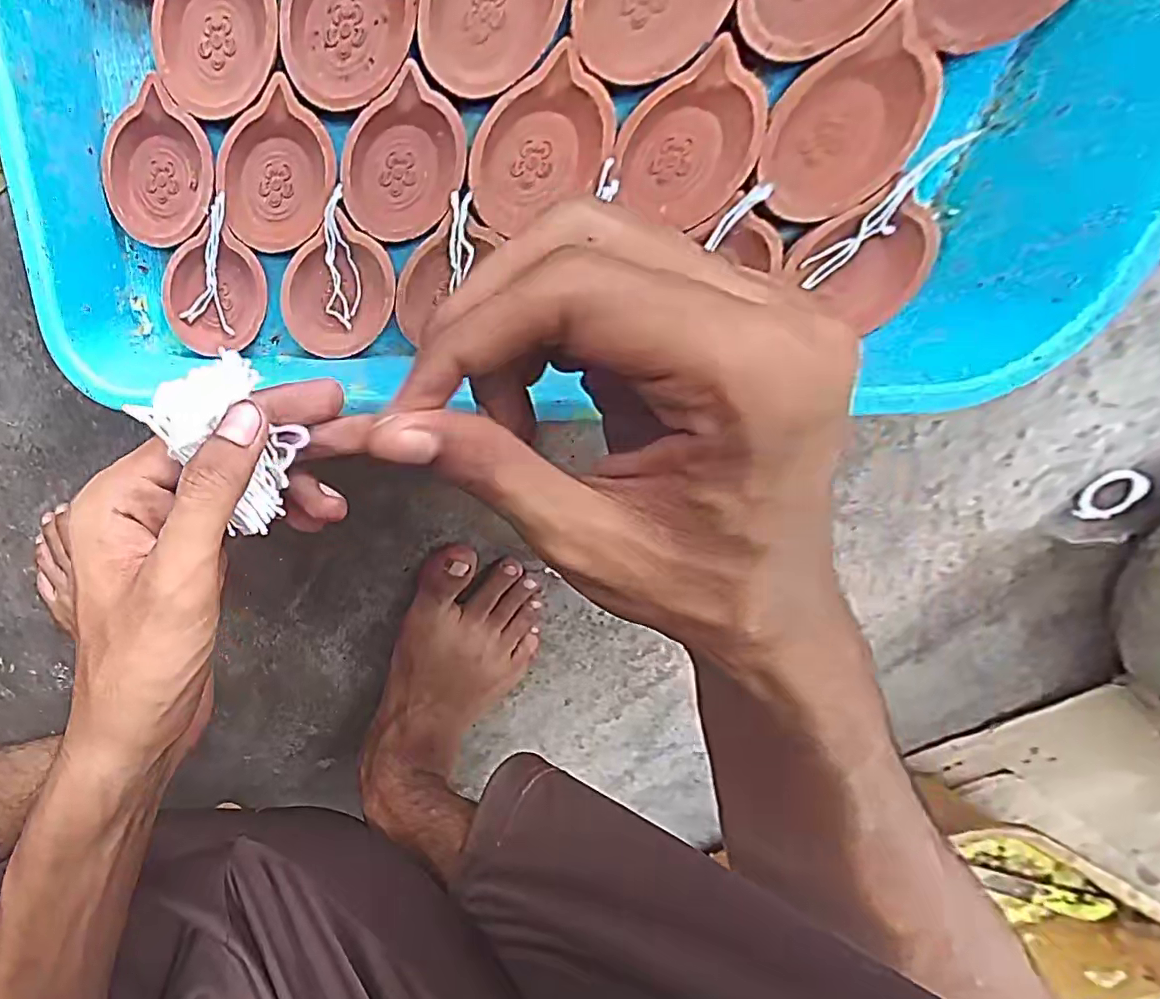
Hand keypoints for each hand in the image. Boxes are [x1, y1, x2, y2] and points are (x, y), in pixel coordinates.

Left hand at [62, 380, 345, 773]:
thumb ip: (211, 489)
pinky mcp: (187, 556)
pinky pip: (232, 517)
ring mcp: (162, 532)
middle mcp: (133, 508)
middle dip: (278, 452)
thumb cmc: (142, 667)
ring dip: (281, 487)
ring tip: (326, 502)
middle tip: (333, 437)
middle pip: (214, 454)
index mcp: (112, 500)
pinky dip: (269, 514)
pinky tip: (302, 515)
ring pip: (229, 485)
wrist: (139, 735)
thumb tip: (244, 419)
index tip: (314, 400)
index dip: (257, 413)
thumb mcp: (180, 572)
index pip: (192, 434)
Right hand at [311, 199, 859, 676]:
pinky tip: (530, 385)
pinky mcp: (720, 304)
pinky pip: (602, 273)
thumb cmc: (690, 586)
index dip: (470, 337)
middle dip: (481, 314)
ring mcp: (750, 294)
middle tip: (443, 396)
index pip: (574, 288)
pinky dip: (537, 324)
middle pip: (576, 240)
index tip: (415, 405)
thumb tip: (390, 430)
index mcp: (747, 367)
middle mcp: (764, 304)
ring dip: (506, 317)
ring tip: (497, 403)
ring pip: (584, 243)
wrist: (769, 598)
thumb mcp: (577, 540)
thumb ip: (487, 469)